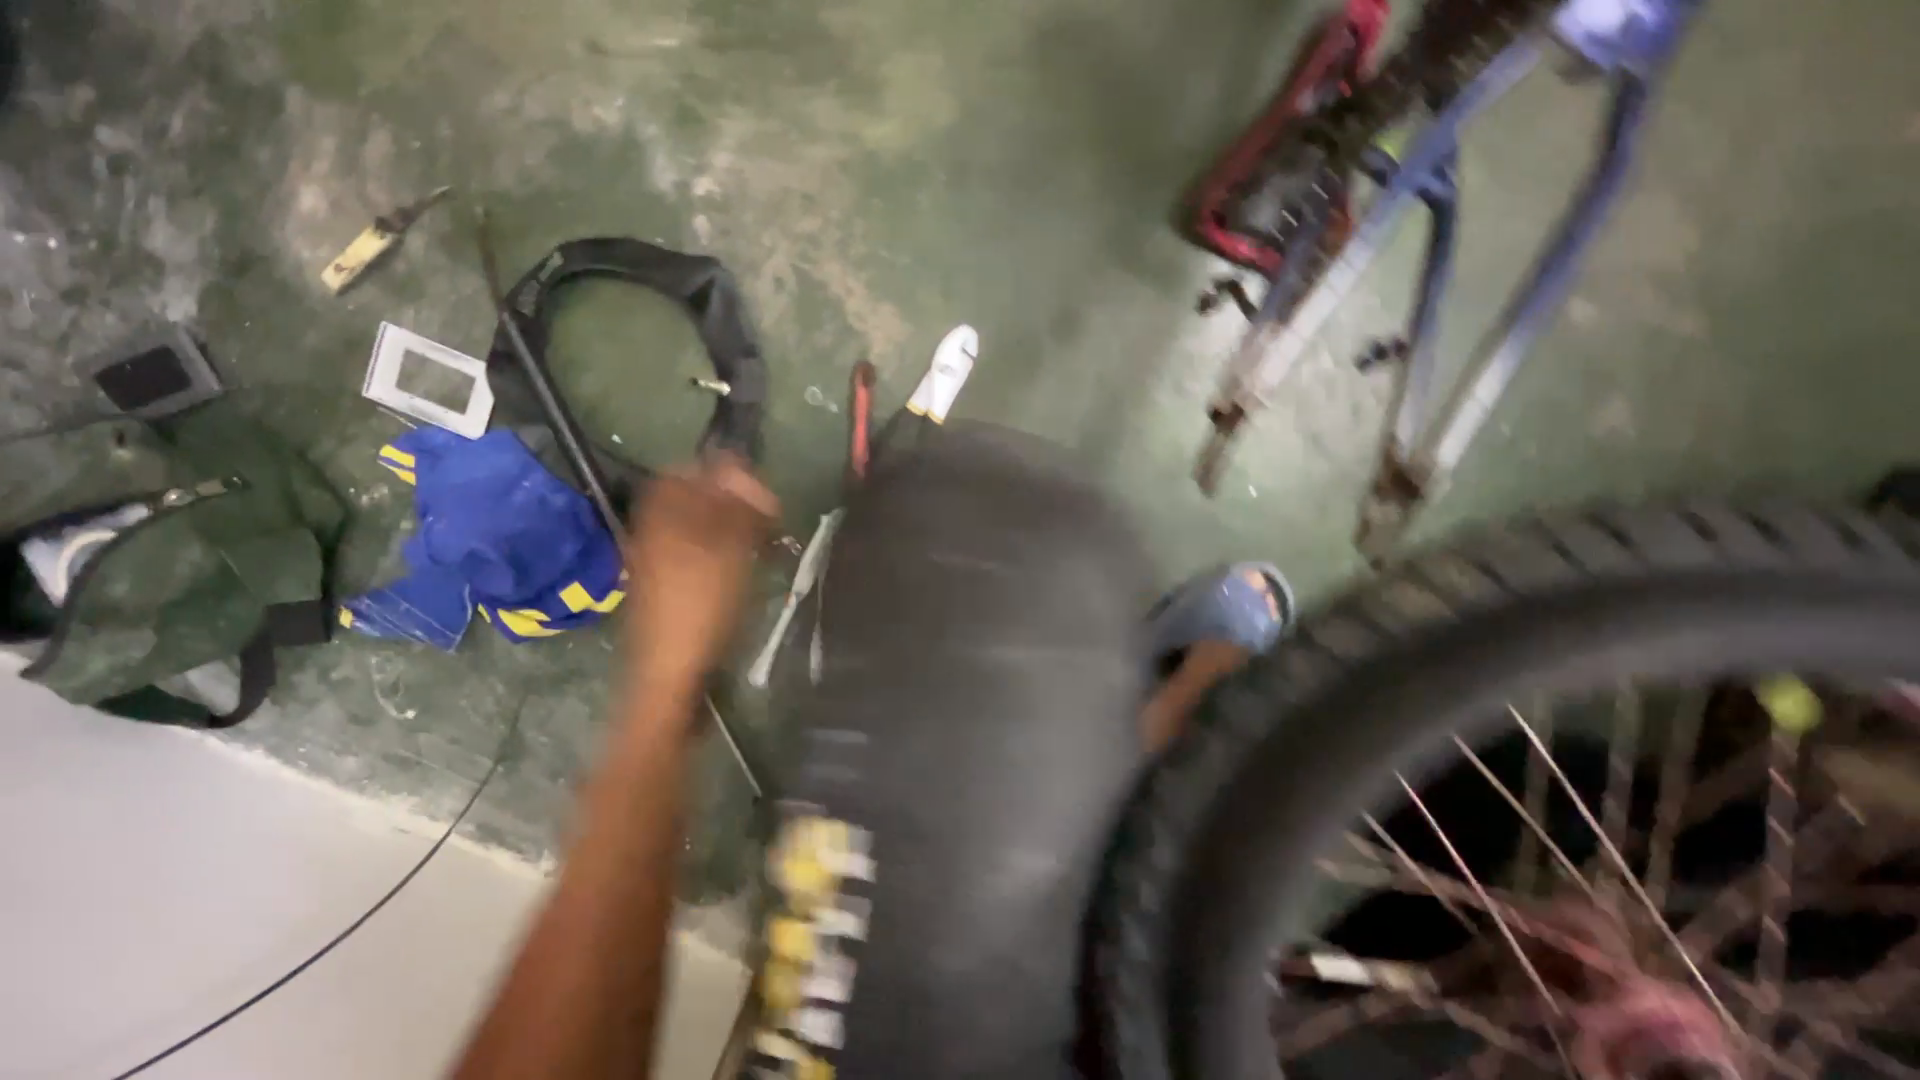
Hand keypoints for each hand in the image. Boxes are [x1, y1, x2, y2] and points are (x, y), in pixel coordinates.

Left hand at [623, 456, 779, 693]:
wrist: (671, 671)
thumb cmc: (703, 603)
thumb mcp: (731, 545)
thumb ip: (740, 503)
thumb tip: (744, 474)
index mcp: (662, 511)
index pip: (694, 470)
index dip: (730, 474)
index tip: (763, 495)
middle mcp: (651, 528)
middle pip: (696, 499)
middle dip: (736, 504)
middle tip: (768, 521)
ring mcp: (653, 559)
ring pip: (698, 527)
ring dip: (732, 529)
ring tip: (762, 546)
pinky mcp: (663, 587)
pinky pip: (696, 553)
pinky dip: (721, 553)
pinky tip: (742, 572)